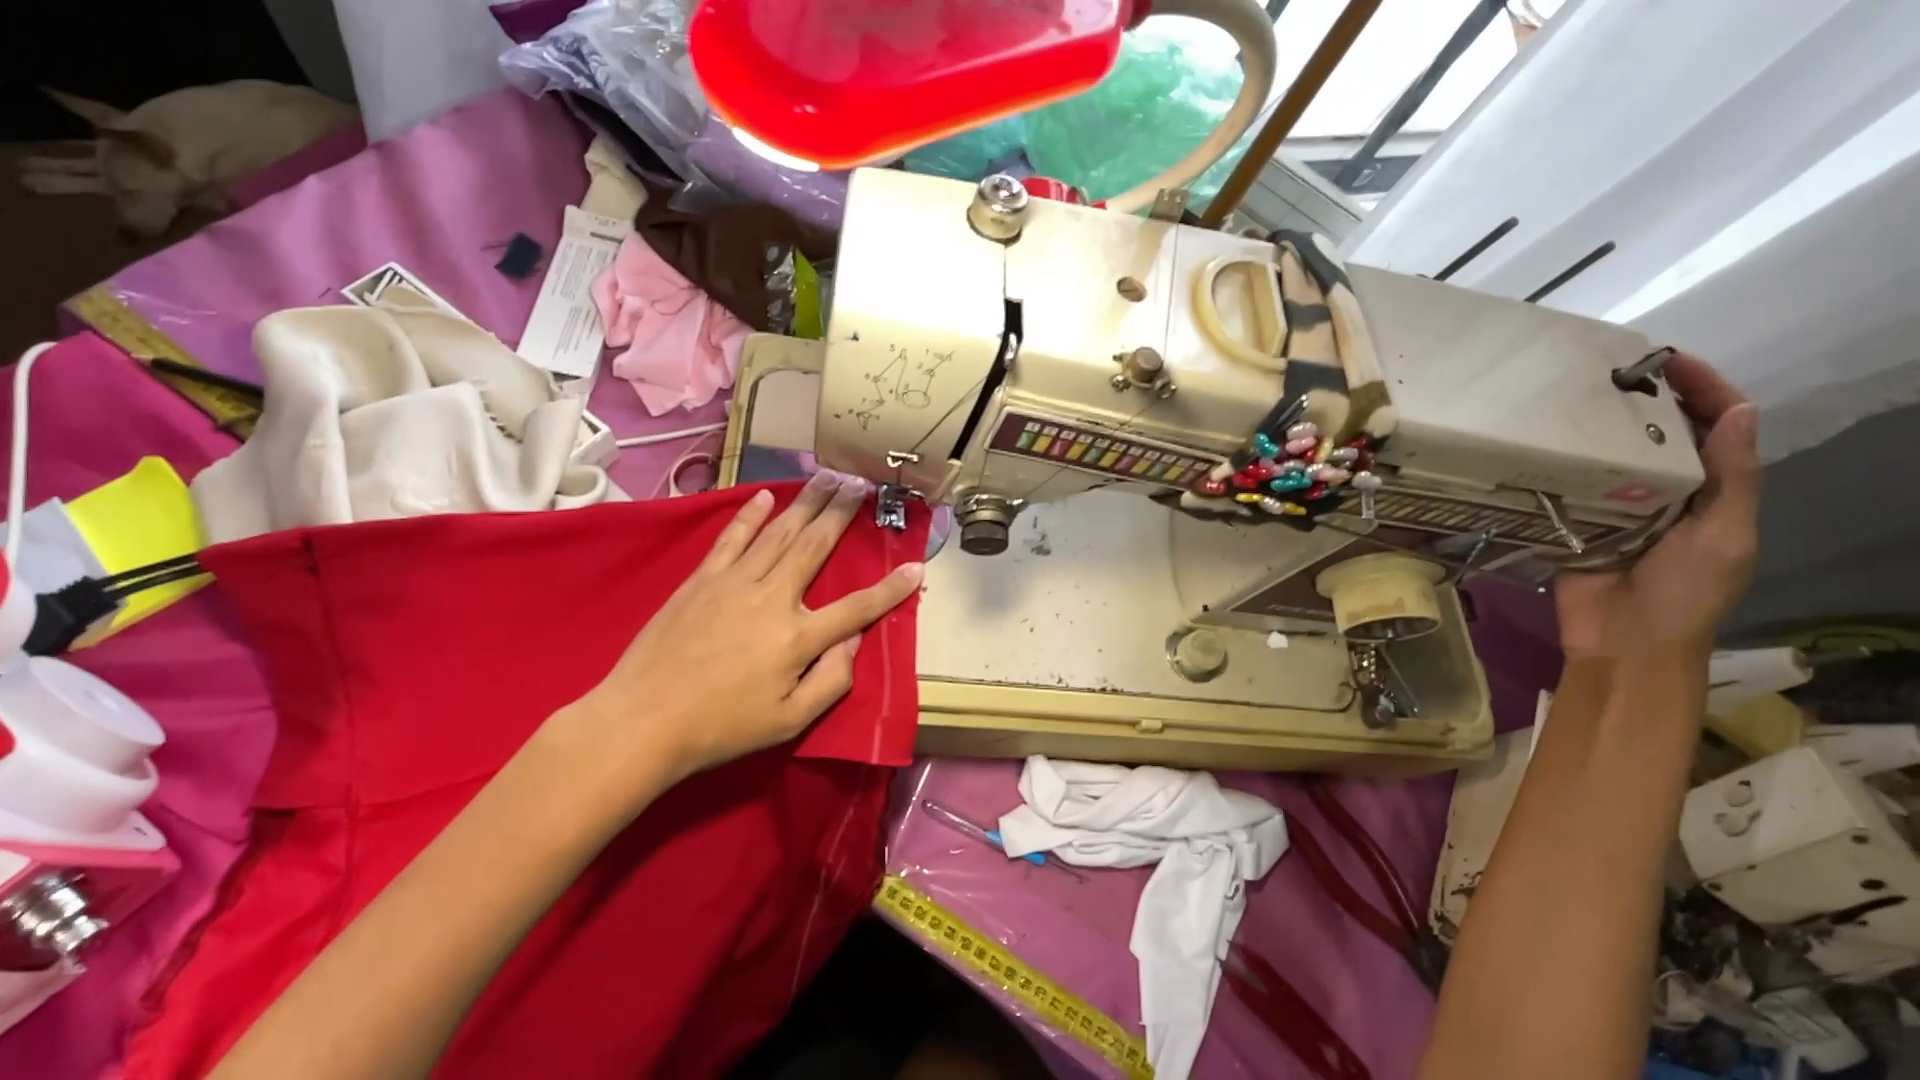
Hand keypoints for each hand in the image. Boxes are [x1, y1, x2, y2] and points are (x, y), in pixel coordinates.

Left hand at [563, 472, 922, 793]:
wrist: (645, 719)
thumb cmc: (722, 727)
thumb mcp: (790, 720)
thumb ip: (832, 679)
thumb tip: (854, 639)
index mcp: (798, 637)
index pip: (856, 607)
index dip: (890, 589)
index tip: (916, 567)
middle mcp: (771, 598)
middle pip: (815, 547)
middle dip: (842, 513)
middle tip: (861, 483)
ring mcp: (734, 583)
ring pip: (779, 533)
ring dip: (807, 503)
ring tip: (828, 477)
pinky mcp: (702, 580)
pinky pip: (732, 539)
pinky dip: (751, 516)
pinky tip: (766, 497)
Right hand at [1555, 353, 1759, 660]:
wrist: (1623, 645)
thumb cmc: (1685, 596)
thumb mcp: (1725, 538)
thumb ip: (1734, 479)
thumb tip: (1740, 410)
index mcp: (1713, 491)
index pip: (1717, 426)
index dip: (1704, 388)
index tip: (1669, 359)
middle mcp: (1666, 490)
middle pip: (1659, 431)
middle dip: (1642, 398)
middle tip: (1606, 369)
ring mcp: (1616, 505)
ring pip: (1612, 453)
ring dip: (1597, 425)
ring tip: (1568, 394)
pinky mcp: (1572, 520)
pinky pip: (1569, 482)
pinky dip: (1560, 460)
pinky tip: (1540, 439)